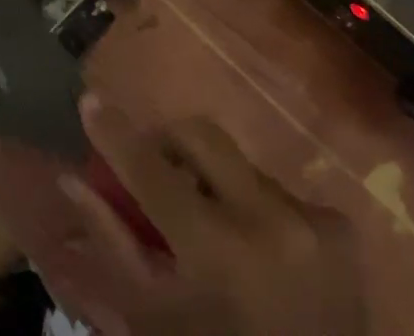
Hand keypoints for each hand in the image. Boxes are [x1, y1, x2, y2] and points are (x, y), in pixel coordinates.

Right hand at [64, 96, 368, 335]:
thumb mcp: (154, 313)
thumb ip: (114, 241)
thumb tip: (73, 181)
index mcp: (217, 248)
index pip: (152, 171)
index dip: (116, 133)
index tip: (90, 100)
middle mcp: (269, 217)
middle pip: (202, 136)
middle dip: (167, 140)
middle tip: (150, 164)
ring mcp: (311, 217)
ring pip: (239, 164)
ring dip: (213, 181)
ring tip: (207, 222)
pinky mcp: (340, 223)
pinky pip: (279, 191)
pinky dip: (253, 207)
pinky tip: (253, 245)